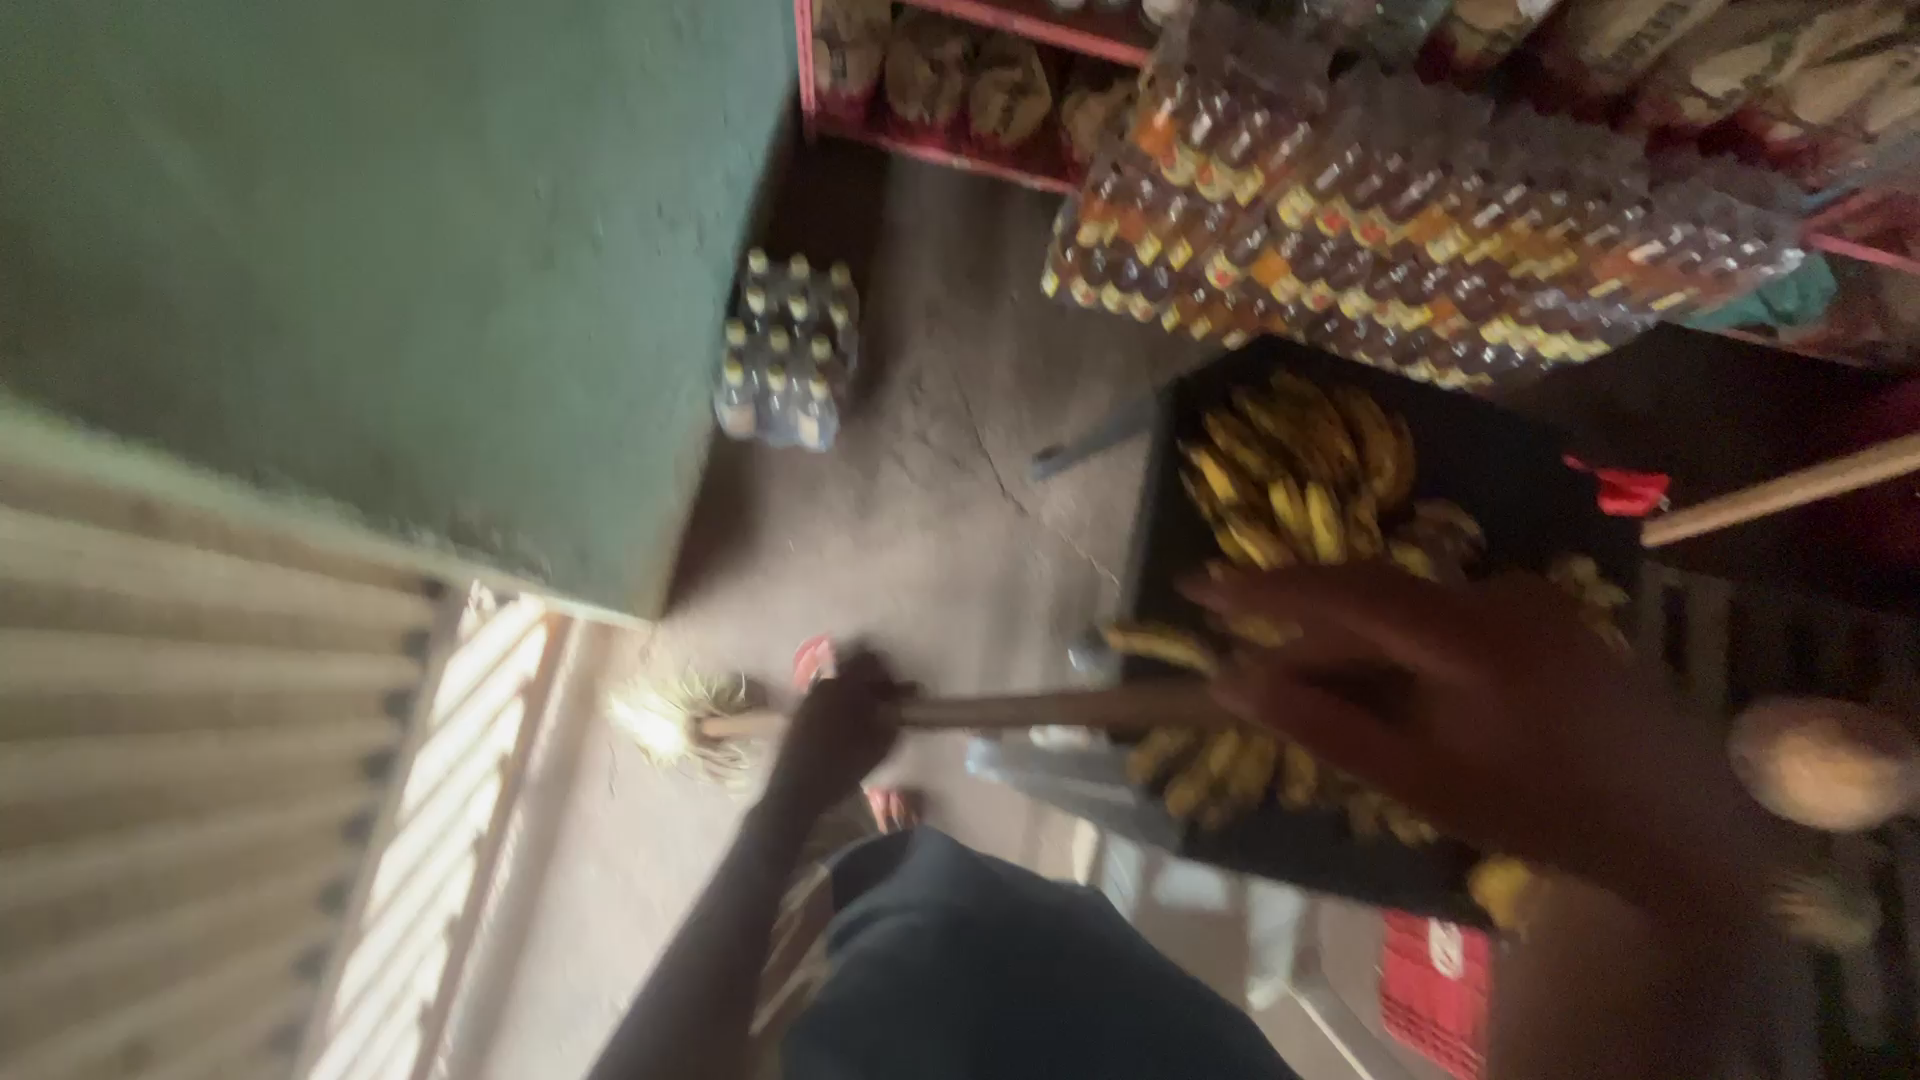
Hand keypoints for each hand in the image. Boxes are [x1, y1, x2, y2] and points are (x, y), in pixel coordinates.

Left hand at [763, 650, 904, 819]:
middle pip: (853, 672)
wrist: (793, 792)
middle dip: (873, 685)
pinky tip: (846, 733)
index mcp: (843, 687)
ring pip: (839, 687)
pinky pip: (826, 701)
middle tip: (886, 707)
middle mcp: (823, 685)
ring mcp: (807, 700)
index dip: (887, 673)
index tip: (897, 693)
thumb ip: (892, 720)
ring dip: (856, 698)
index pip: (870, 660)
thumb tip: (901, 704)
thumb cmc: (839, 769)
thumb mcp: (877, 748)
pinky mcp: (798, 715)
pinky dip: (840, 708)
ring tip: (868, 724)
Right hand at [1183, 565, 1790, 914]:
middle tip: (1242, 666)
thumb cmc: (1540, 813)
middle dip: (1296, 630)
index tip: (1194, 585)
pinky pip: (1427, 614)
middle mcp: (1494, 598)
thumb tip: (1233, 685)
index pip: (1342, 593)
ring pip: (1393, 607)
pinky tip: (1371, 684)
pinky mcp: (1528, 611)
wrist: (1679, 827)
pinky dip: (1382, 644)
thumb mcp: (1420, 784)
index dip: (1260, 587)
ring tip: (1300, 687)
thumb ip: (1323, 728)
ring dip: (1339, 644)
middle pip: (1362, 597)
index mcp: (1472, 638)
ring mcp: (1518, 599)